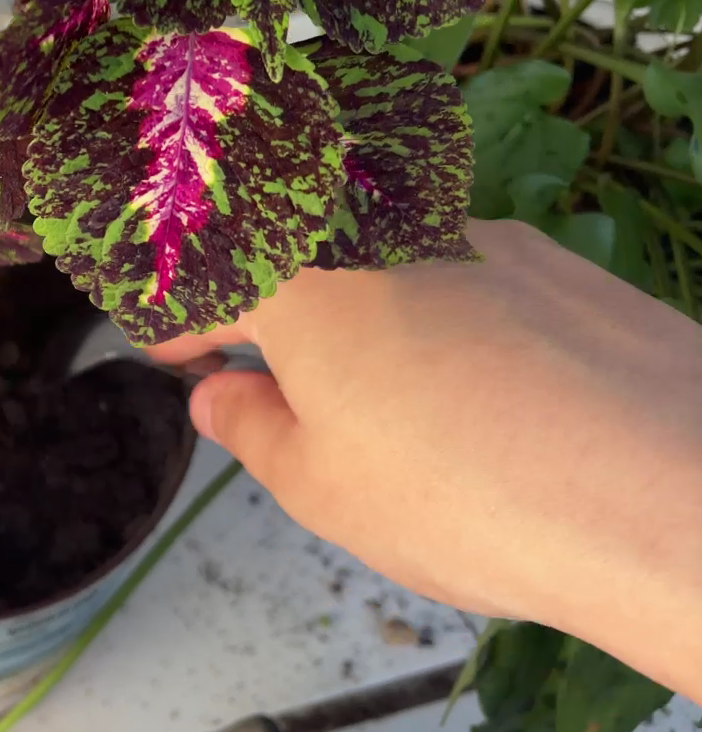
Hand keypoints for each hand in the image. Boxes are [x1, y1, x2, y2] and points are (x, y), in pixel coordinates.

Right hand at [154, 219, 701, 697]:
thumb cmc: (460, 494)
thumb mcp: (313, 483)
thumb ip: (244, 425)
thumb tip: (219, 395)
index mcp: (299, 282)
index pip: (206, 291)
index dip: (179, 327)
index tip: (169, 354)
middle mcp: (376, 237)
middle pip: (285, 265)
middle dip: (258, 315)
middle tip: (265, 377)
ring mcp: (475, 239)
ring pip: (372, 264)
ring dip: (345, 312)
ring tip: (376, 388)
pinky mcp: (562, 265)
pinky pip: (457, 273)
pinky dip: (429, 311)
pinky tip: (473, 379)